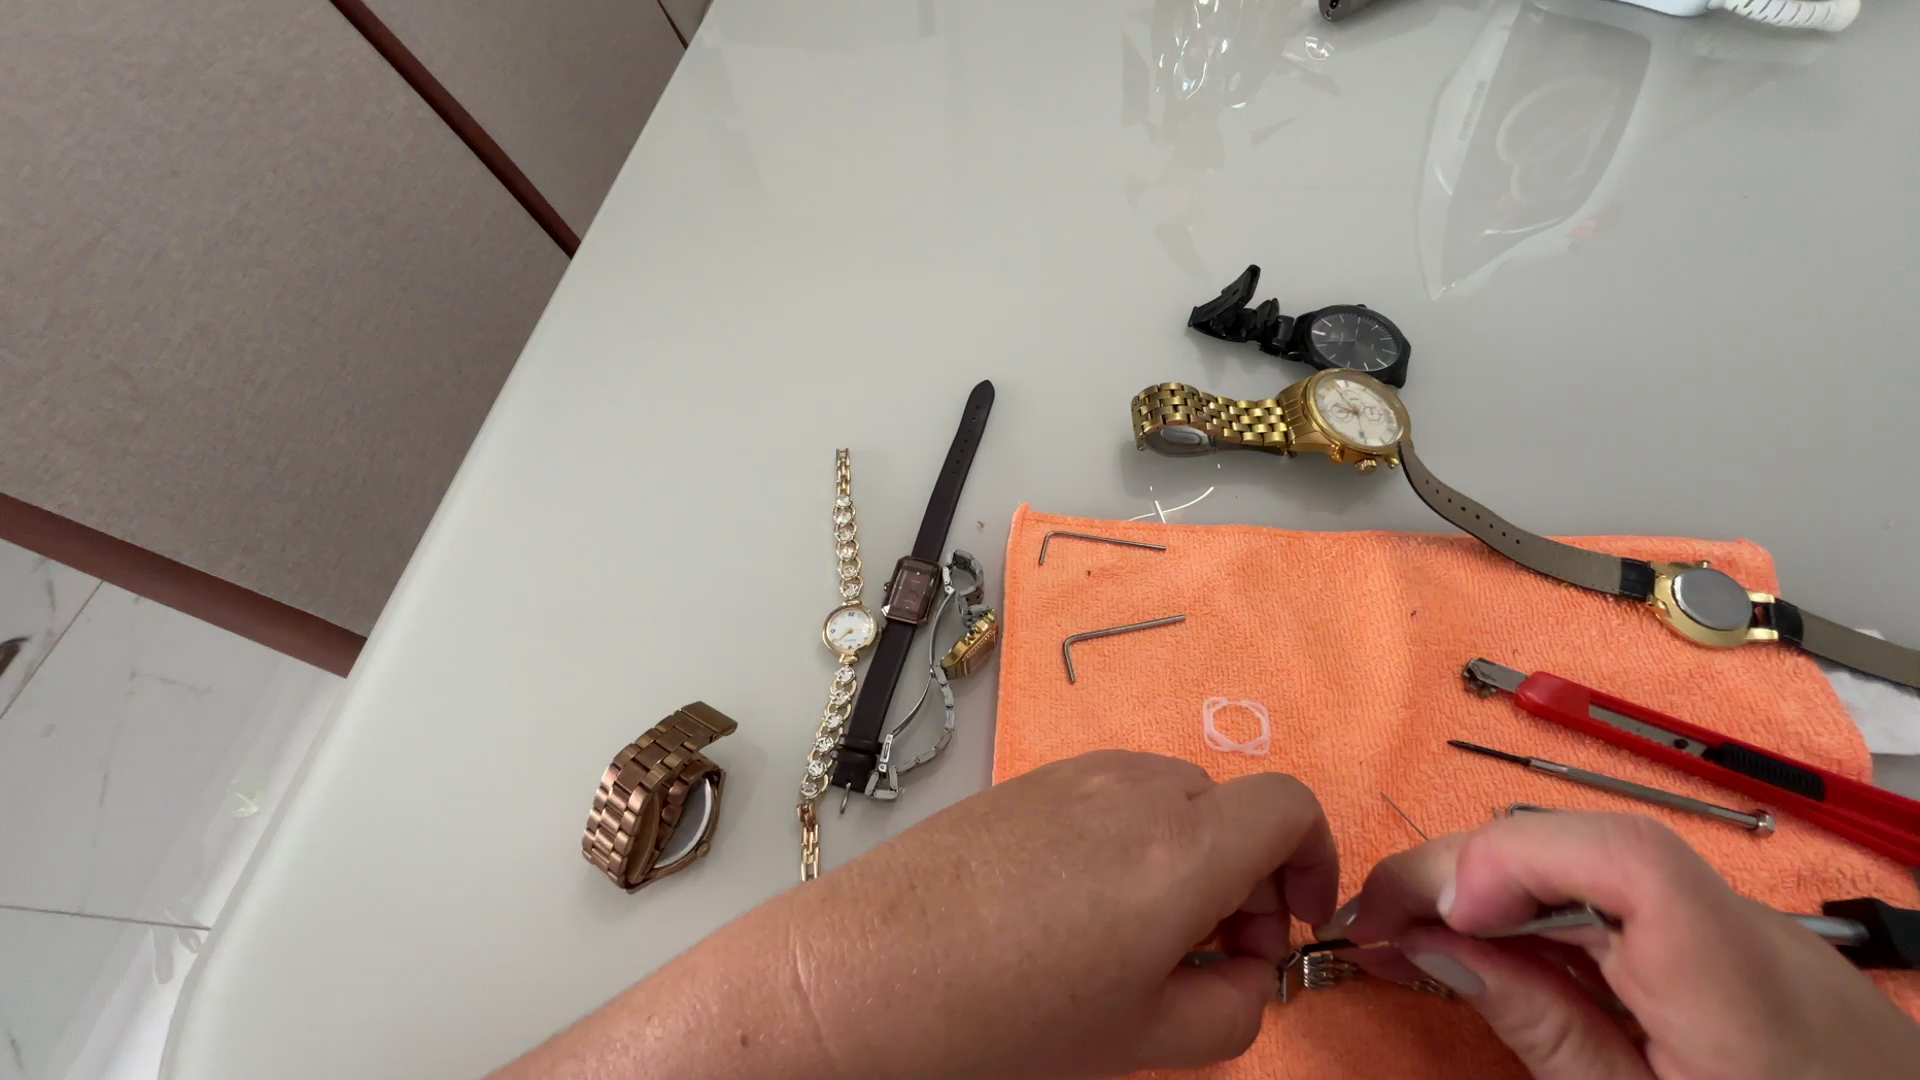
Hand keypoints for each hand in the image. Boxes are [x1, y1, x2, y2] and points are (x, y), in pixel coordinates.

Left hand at [498, 750, 1336, 1079]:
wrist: (864, 970)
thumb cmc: (1011, 1020)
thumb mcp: (1146, 1041)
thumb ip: (1233, 1002)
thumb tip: (1248, 960)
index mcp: (1180, 842)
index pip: (1290, 804)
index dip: (1312, 861)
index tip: (1284, 926)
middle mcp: (1132, 785)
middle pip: (1225, 805)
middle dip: (1239, 875)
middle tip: (1198, 952)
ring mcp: (1071, 771)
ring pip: (1165, 797)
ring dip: (1179, 853)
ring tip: (1129, 932)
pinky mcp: (1024, 777)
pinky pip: (1106, 794)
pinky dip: (1124, 836)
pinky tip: (1068, 902)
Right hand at [1334, 812, 1919, 1078]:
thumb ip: (1541, 1031)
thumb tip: (1425, 940)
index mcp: (1746, 997)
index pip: (1630, 859)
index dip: (1514, 859)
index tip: (1444, 919)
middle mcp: (1750, 932)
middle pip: (1571, 847)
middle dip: (1452, 871)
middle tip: (1371, 923)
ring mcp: (1741, 926)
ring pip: (1570, 860)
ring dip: (1472, 887)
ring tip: (1401, 933)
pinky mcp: (1724, 937)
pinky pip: (1598, 894)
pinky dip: (1519, 909)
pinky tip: (1471, 940)